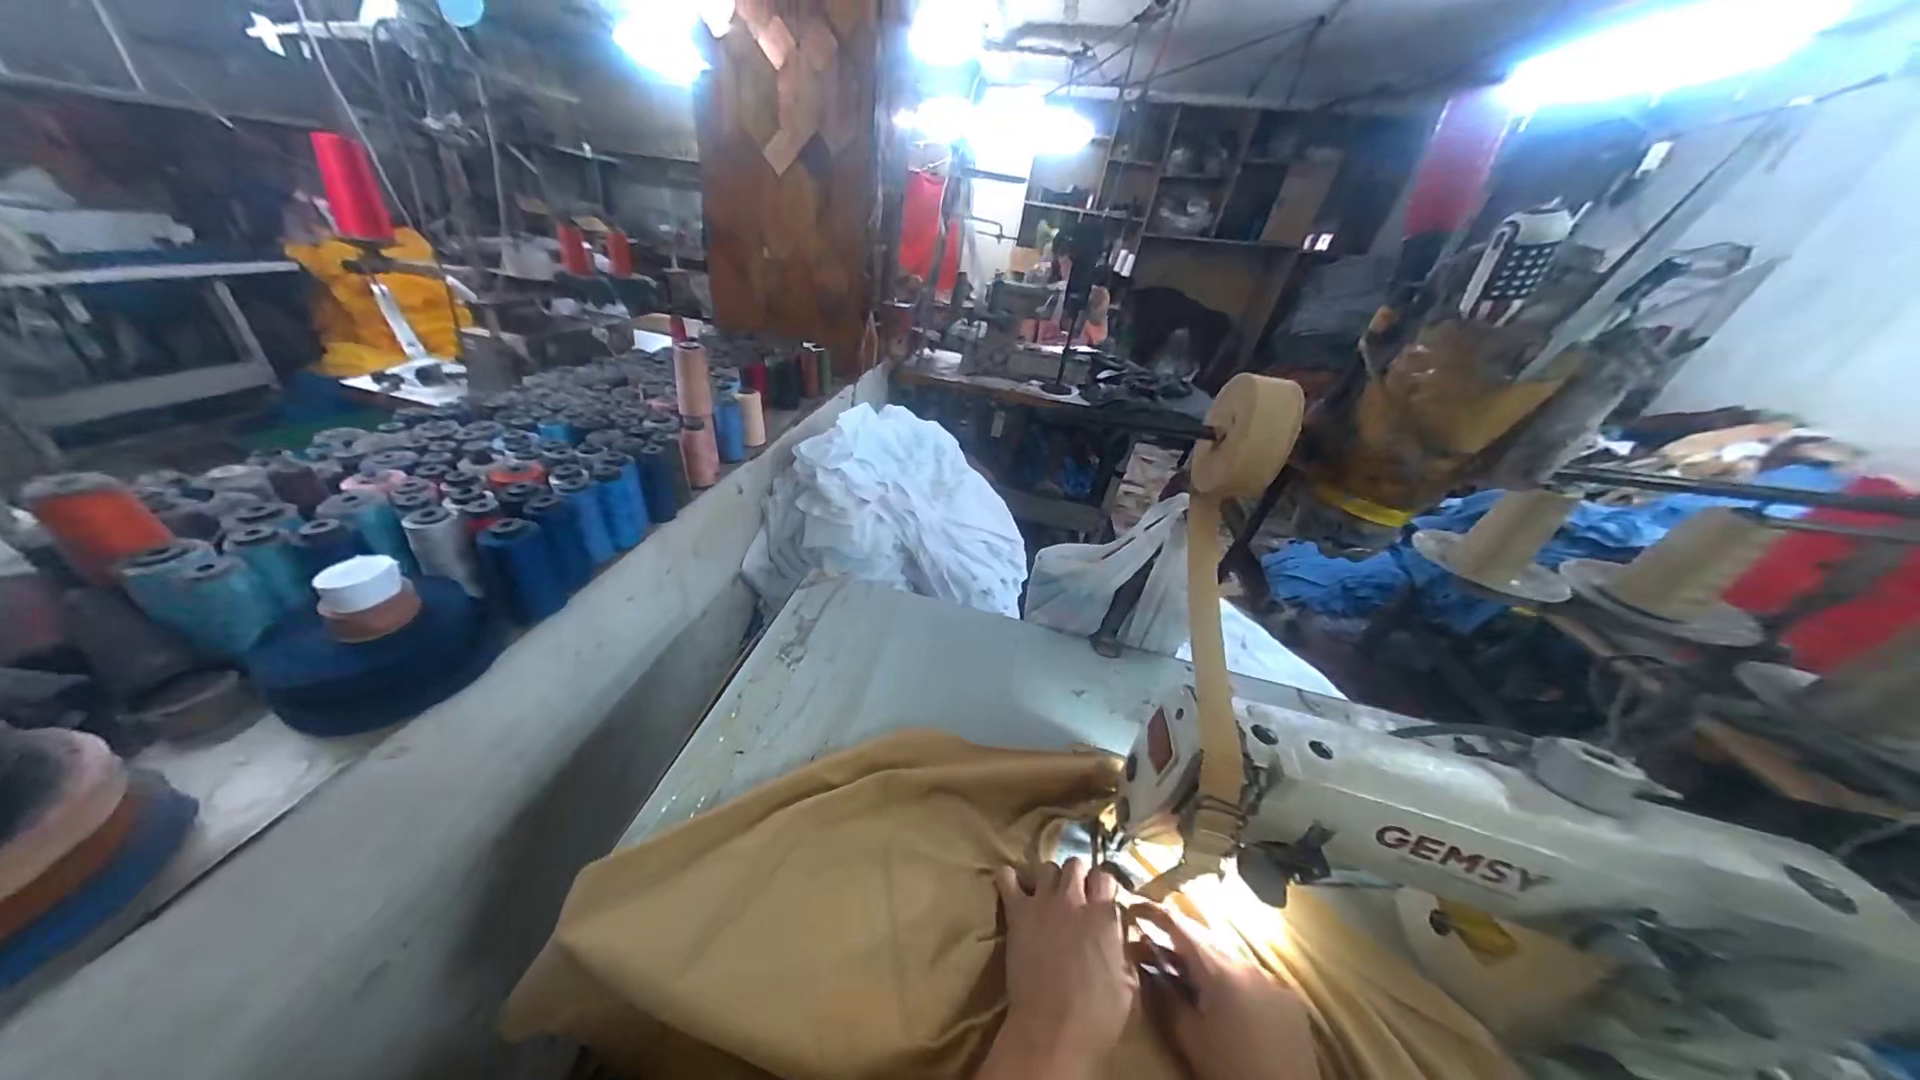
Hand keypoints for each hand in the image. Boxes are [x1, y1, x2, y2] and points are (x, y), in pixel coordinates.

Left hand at [978, 858, 1135, 1079]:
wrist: (1051, 1031)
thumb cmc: (1096, 1017)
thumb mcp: (1128, 985)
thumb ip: (1124, 949)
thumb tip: (1121, 934)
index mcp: (1105, 916)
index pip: (1106, 877)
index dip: (1104, 887)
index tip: (1102, 899)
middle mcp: (1075, 899)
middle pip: (1076, 864)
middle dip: (1077, 876)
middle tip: (1076, 896)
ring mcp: (1044, 902)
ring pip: (1047, 866)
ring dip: (1050, 879)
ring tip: (1048, 896)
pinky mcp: (1017, 912)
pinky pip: (1007, 878)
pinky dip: (1009, 878)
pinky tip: (1013, 886)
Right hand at [1133, 905, 1318, 1079]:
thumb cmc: (1230, 1071)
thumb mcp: (1188, 1036)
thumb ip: (1163, 994)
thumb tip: (1144, 963)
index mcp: (1218, 968)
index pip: (1179, 924)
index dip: (1154, 912)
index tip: (1133, 908)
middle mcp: (1246, 963)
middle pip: (1204, 938)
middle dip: (1178, 940)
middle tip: (1154, 950)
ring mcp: (1272, 981)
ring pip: (1229, 956)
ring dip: (1205, 961)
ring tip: (1187, 978)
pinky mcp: (1290, 1001)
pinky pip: (1253, 977)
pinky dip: (1232, 979)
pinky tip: (1226, 1002)